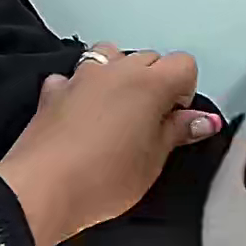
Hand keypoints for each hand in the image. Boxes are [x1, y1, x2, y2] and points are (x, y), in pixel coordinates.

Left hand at [0, 43, 220, 245]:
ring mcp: (80, 77)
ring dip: (119, 75)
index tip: (175, 118)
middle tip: (150, 122)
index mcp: (149, 83)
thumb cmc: (103, 178)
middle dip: (155, 82)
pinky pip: (74, 77)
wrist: (43, 189)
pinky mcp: (52, 91)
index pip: (183, 64)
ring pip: (110, 56)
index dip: (185, 91)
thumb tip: (202, 120)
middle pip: (148, 58)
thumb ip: (177, 131)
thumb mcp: (153, 160)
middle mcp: (116, 70)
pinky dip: (82, 89)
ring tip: (117, 111)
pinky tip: (81, 116)